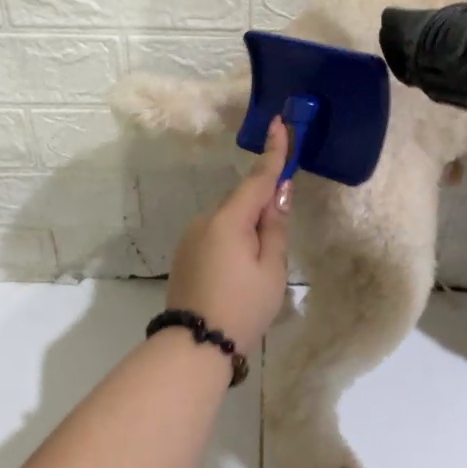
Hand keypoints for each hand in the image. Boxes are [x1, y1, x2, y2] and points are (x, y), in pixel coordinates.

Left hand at [163, 118, 292, 353]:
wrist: (195, 344)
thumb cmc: (243, 307)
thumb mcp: (272, 269)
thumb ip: (276, 226)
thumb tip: (279, 192)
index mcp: (229, 219)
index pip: (257, 178)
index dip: (274, 152)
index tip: (281, 123)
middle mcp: (205, 220)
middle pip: (242, 202)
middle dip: (262, 209)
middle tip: (277, 245)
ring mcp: (191, 237)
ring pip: (228, 222)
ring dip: (246, 231)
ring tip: (256, 274)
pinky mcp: (184, 254)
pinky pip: (215, 237)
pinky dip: (231, 244)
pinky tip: (237, 276)